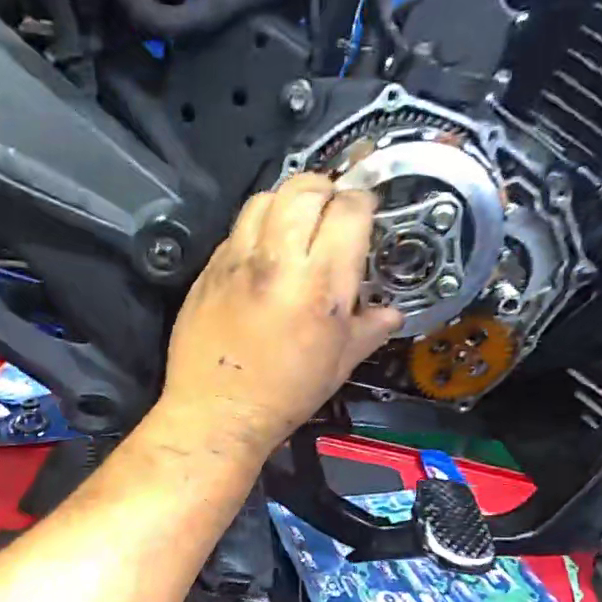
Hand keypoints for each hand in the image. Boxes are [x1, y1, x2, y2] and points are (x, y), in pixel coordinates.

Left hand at [160, 173, 401, 455]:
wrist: (218, 412)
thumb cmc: (284, 393)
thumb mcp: (341, 363)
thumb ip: (370, 329)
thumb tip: (391, 316)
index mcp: (321, 286)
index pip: (348, 211)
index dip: (362, 202)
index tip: (365, 209)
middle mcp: (280, 262)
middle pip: (304, 189)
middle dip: (326, 188)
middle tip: (333, 205)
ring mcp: (239, 261)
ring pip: (266, 197)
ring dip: (289, 199)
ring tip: (298, 219)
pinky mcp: (211, 268)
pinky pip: (238, 226)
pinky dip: (259, 225)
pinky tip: (266, 247)